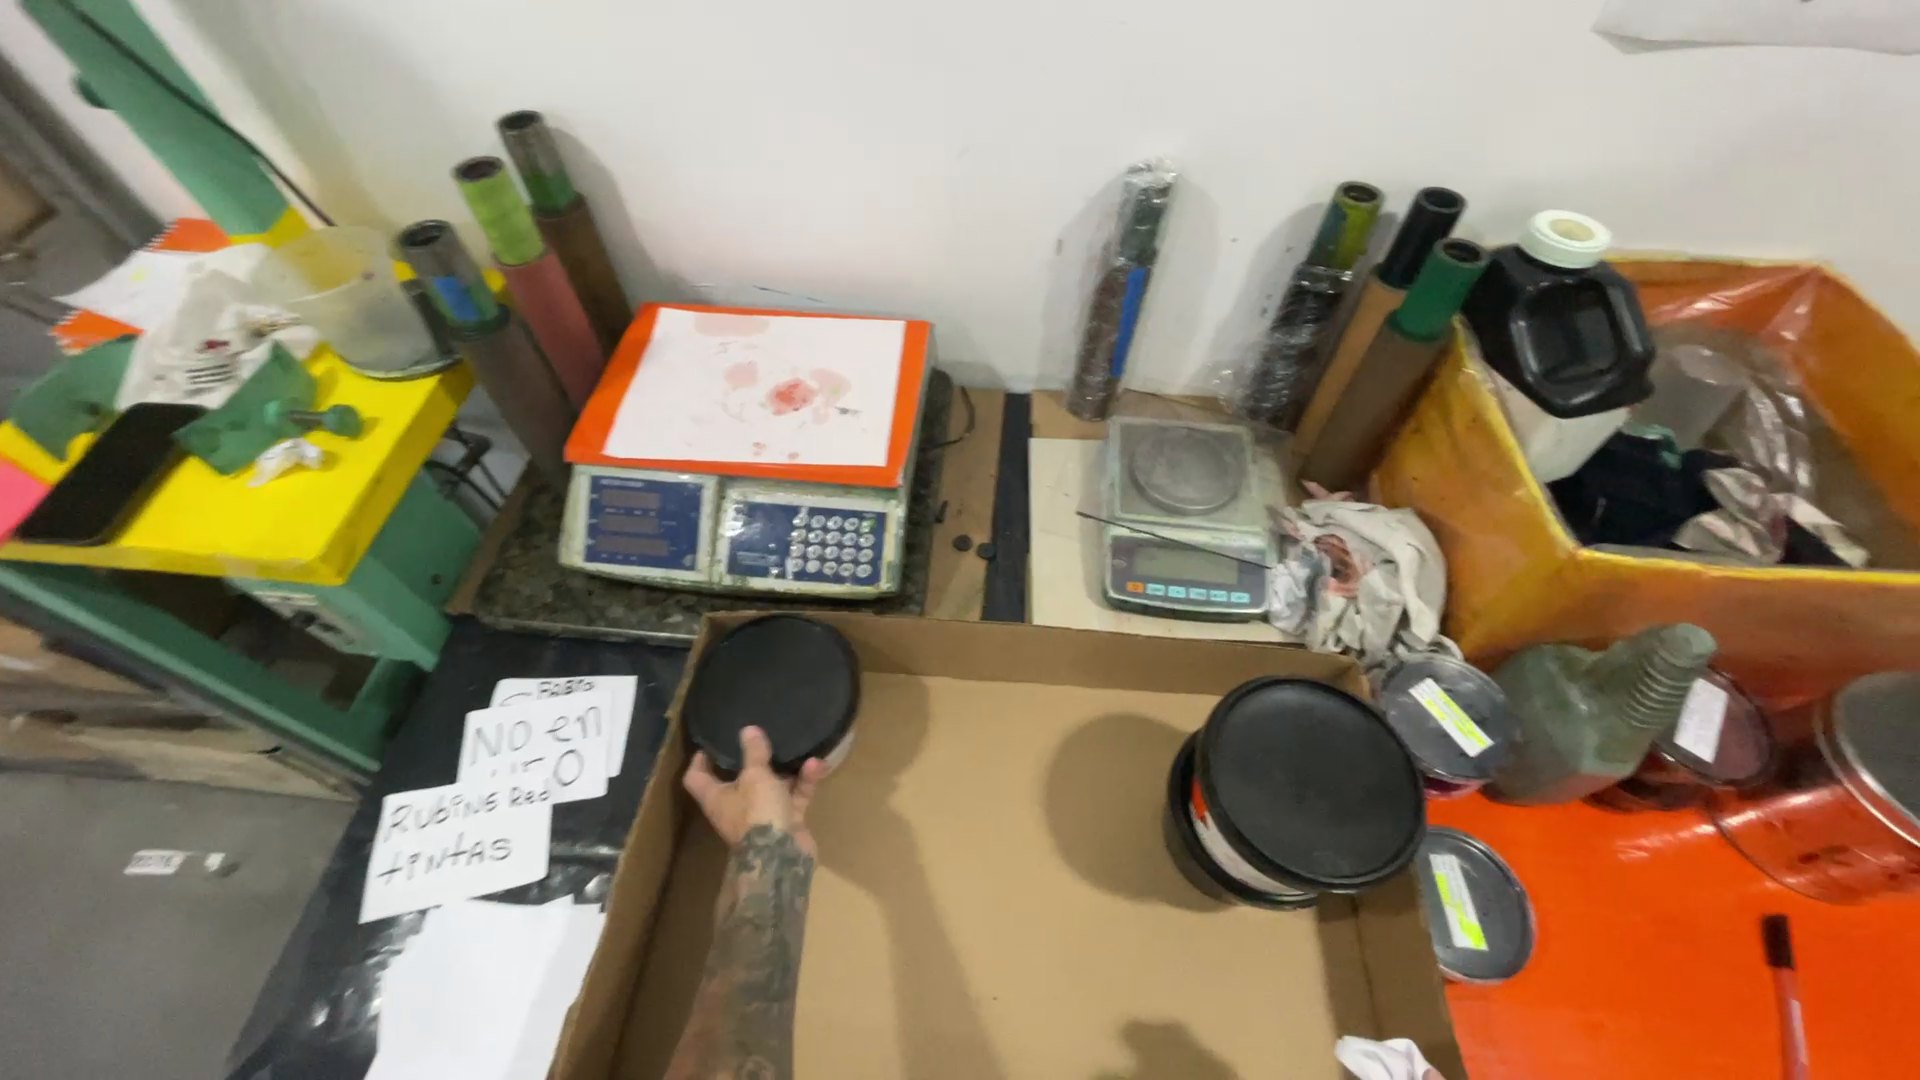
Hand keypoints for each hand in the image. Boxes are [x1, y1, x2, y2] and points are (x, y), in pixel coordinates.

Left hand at [684, 726, 829, 856]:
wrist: (782, 858)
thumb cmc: (758, 813)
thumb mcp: (755, 777)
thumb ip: (754, 753)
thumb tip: (748, 730)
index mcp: (717, 798)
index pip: (696, 778)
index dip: (699, 760)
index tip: (709, 744)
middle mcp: (736, 807)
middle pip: (738, 780)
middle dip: (752, 759)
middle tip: (760, 736)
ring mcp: (762, 815)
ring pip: (772, 785)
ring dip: (786, 768)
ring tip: (797, 744)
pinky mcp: (786, 821)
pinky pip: (794, 796)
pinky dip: (804, 781)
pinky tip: (816, 764)